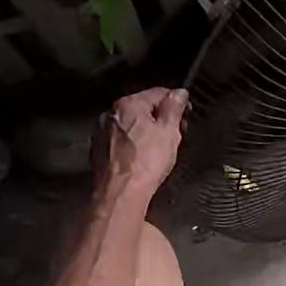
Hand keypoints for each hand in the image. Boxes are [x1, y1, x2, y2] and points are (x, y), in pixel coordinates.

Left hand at [94, 87, 188, 203]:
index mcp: (128, 104)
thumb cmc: (146, 162)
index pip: (157, 93)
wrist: (121, 193)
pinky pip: (120, 141)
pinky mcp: (98, 151)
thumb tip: (178, 93)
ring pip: (130, 125)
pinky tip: (142, 158)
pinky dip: (132, 145)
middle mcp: (110, 114)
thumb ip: (174, 108)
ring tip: (160, 149)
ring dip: (145, 132)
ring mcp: (101, 132)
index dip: (176, 101)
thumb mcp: (169, 131)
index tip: (186, 113)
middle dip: (160, 118)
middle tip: (177, 133)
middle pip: (142, 108)